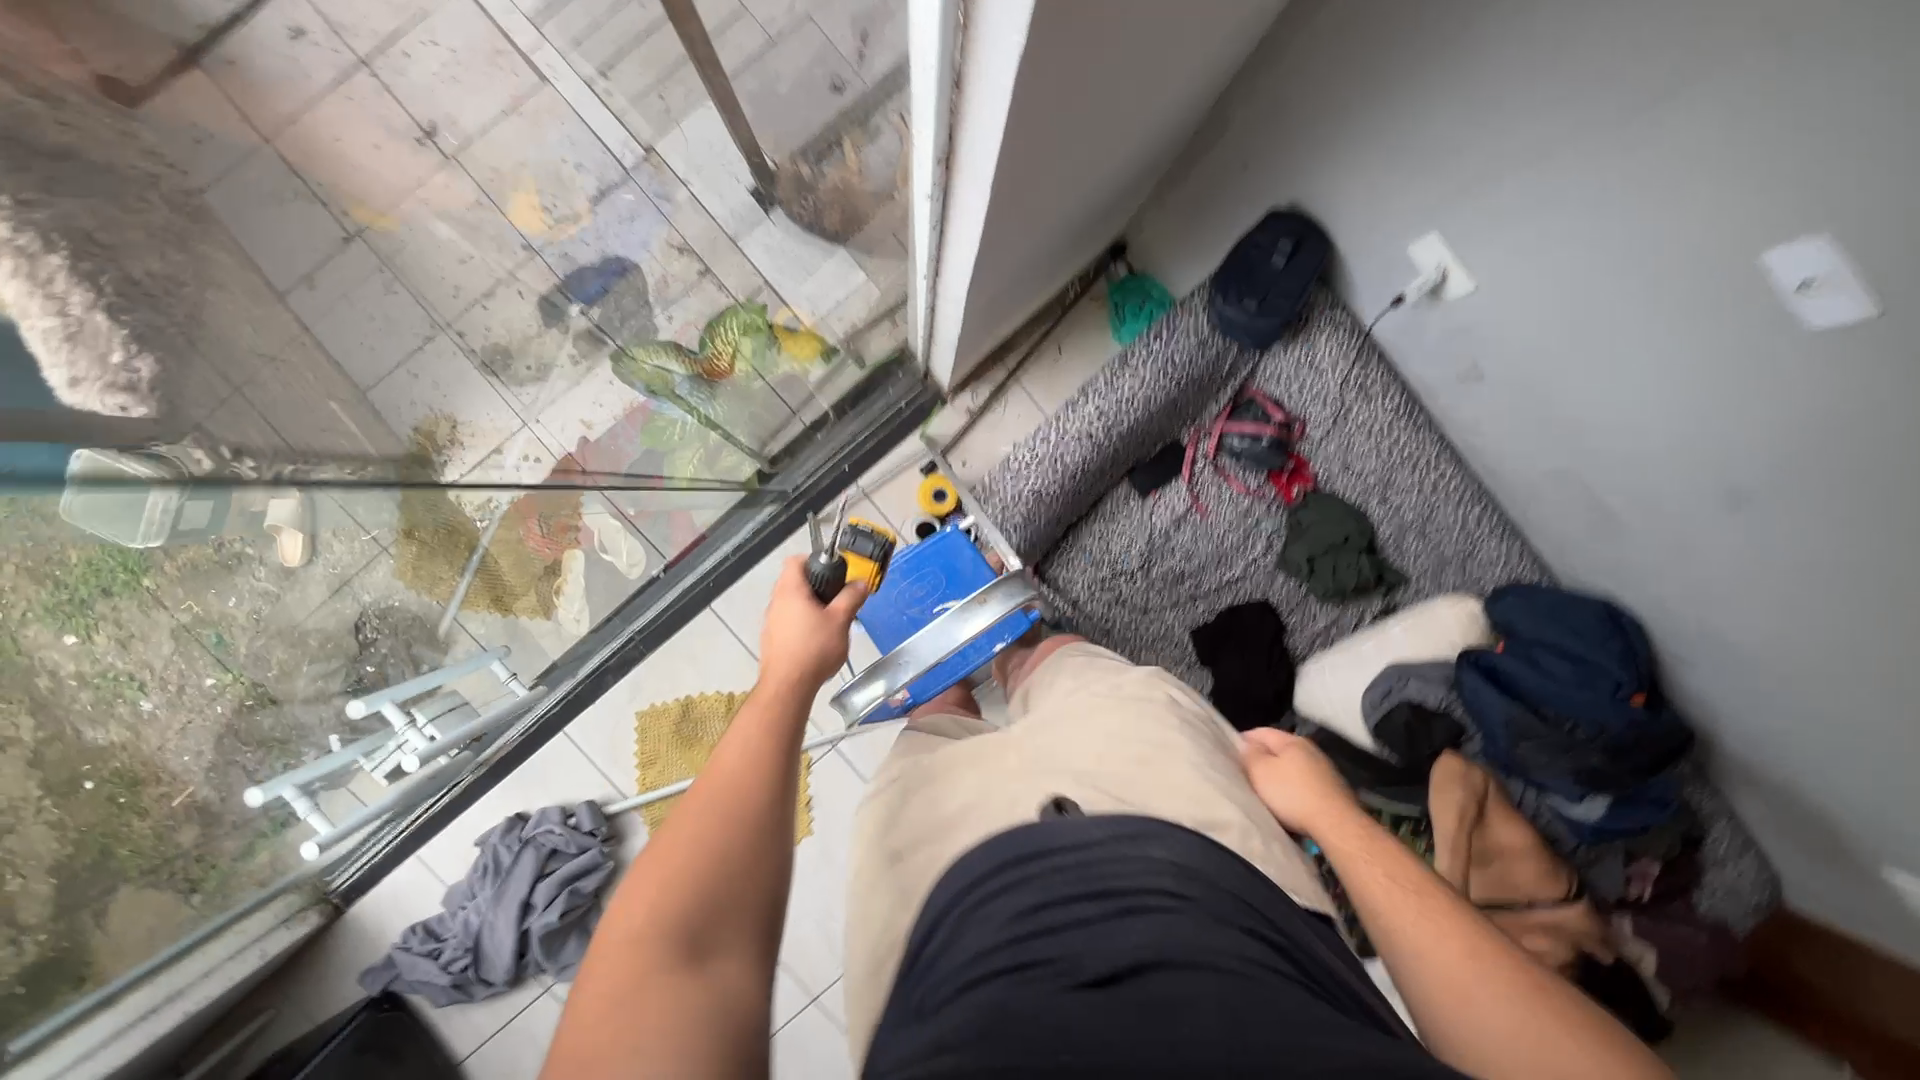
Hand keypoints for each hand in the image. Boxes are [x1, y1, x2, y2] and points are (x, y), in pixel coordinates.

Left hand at [758, 556, 866, 689]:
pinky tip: (816, 640)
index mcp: (790, 590)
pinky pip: (788, 621)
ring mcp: (770, 621)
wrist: (788, 685)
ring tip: (830, 621)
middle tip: (838, 598)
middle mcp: (776, 602)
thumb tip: (861, 583)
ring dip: (810, 606)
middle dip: (817, 586)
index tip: (833, 572)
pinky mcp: (771, 639)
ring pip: (791, 603)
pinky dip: (802, 623)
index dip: (814, 560)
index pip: (796, 560)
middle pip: (794, 582)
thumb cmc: (814, 648)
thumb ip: (851, 598)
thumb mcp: (840, 620)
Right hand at [1239, 727, 1361, 835]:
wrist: (1335, 823)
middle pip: (1279, 749)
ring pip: (1293, 766)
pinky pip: (1305, 782)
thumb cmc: (1292, 794)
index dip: (1243, 739)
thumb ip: (1250, 754)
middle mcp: (1311, 749)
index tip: (1230, 752)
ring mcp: (1324, 769)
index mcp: (1292, 741)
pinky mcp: (1333, 789)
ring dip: (1279, 774)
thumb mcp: (1261, 772)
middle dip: (1262, 758)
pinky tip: (1288, 801)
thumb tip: (1246, 744)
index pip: (1261, 732)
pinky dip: (1293, 787)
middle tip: (1245, 772)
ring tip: (1265, 788)